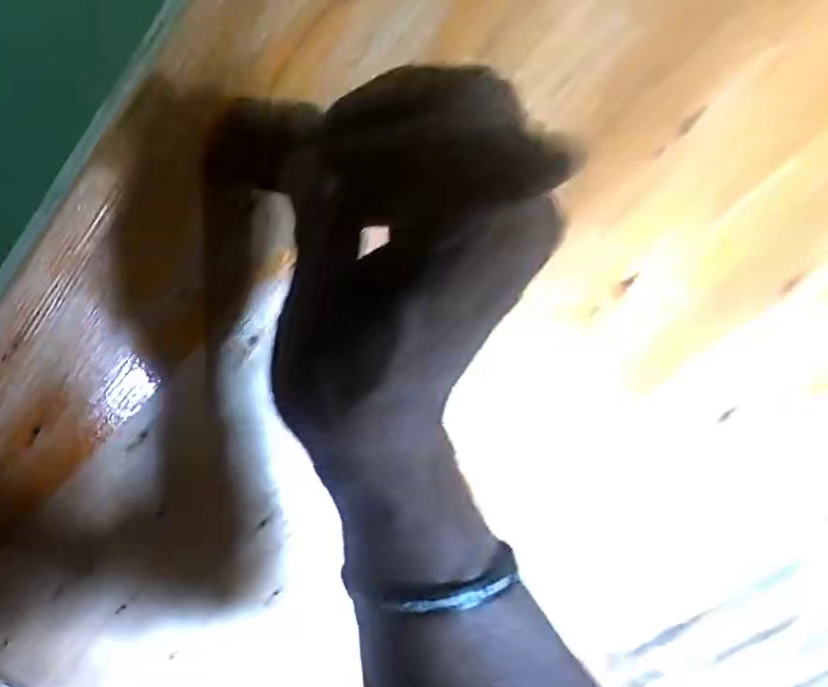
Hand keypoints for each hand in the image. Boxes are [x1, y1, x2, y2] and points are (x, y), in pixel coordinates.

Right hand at [268, 67, 567, 487]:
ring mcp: (525, 222)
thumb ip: (323, 221)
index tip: (302, 155)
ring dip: (401, 134)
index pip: (435, 125)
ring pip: (478, 126)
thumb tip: (310, 152)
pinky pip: (475, 164)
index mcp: (470, 231)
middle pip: (471, 105)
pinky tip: (368, 197)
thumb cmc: (338, 388)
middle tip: (322, 146)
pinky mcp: (510, 235)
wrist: (381, 441)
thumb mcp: (313, 306)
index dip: (361, 128)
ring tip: (335, 170)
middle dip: (388, 115)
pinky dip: (419, 163)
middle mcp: (521, 212)